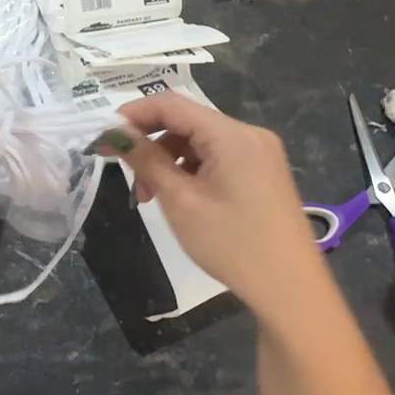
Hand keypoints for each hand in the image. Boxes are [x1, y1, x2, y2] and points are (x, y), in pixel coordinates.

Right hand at [90, 92, 319, 316]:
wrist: (291, 290)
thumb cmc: (231, 244)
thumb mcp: (179, 200)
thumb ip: (145, 159)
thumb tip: (113, 132)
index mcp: (232, 135)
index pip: (171, 104)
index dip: (132, 114)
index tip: (103, 137)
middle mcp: (248, 135)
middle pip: (184, 120)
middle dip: (148, 140)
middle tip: (119, 168)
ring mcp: (258, 153)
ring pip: (197, 140)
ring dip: (165, 158)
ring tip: (148, 195)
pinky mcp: (261, 171)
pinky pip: (214, 155)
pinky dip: (187, 168)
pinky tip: (176, 195)